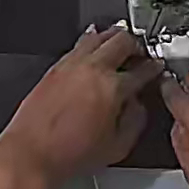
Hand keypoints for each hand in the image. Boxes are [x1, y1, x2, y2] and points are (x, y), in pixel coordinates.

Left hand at [0, 28, 162, 188]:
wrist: (32, 153)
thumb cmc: (68, 153)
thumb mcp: (118, 146)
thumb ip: (135, 121)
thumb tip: (138, 106)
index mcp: (113, 87)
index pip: (142, 70)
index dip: (153, 68)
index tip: (155, 68)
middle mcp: (92, 70)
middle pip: (122, 41)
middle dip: (137, 44)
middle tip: (141, 51)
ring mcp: (71, 65)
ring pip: (98, 35)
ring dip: (114, 36)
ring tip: (120, 42)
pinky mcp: (54, 67)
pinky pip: (77, 44)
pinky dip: (90, 40)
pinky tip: (93, 44)